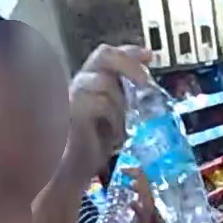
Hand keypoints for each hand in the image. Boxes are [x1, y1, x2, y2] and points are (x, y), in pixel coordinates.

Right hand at [62, 45, 150, 176]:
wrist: (73, 171)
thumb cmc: (93, 148)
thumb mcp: (115, 121)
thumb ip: (125, 103)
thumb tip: (147, 91)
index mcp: (91, 81)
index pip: (110, 55)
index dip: (130, 52)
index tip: (150, 56)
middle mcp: (81, 82)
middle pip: (104, 55)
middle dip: (128, 63)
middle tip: (145, 82)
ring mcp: (75, 94)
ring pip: (105, 83)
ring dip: (120, 105)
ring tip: (122, 131)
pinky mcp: (73, 109)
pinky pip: (101, 103)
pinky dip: (114, 119)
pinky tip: (115, 138)